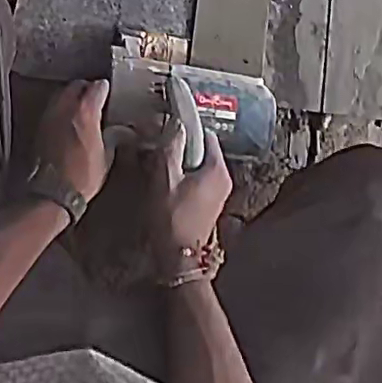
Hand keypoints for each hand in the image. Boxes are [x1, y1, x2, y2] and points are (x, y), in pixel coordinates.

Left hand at [33, 78, 113, 200]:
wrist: (52, 193)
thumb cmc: (83, 176)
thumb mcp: (105, 158)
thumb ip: (112, 138)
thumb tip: (118, 131)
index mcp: (85, 112)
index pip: (96, 88)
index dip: (104, 88)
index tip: (108, 90)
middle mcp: (65, 108)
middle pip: (75, 86)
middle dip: (85, 87)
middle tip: (94, 95)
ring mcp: (49, 116)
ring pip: (61, 94)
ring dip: (71, 96)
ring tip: (80, 106)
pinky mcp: (39, 127)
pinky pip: (52, 108)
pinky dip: (61, 108)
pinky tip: (67, 119)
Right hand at [144, 122, 231, 253]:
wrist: (179, 260)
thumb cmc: (172, 217)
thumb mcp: (166, 178)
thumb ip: (171, 147)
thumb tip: (175, 123)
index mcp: (218, 170)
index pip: (205, 134)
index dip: (185, 128)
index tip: (166, 128)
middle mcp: (224, 179)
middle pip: (201, 149)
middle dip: (180, 145)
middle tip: (157, 146)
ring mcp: (218, 192)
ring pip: (197, 164)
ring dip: (180, 161)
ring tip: (158, 163)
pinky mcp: (210, 203)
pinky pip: (197, 178)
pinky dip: (183, 175)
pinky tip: (165, 181)